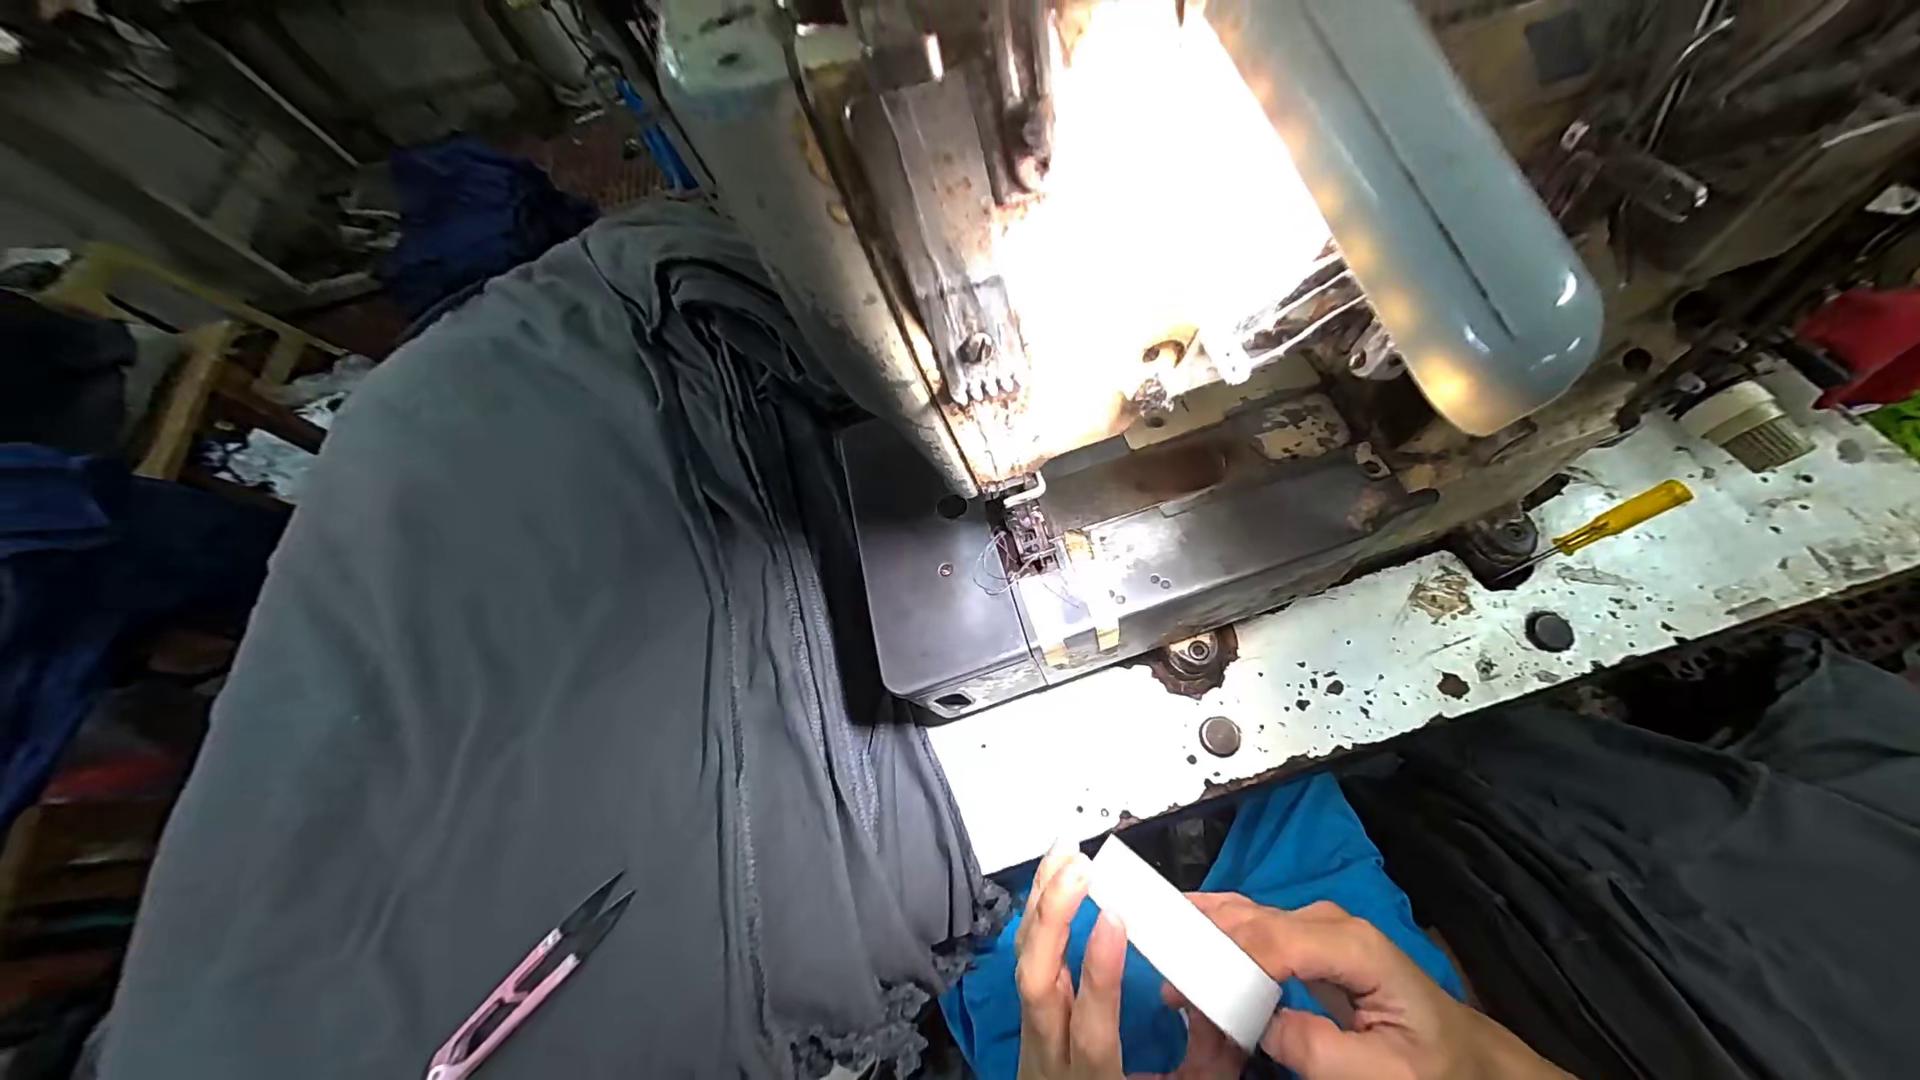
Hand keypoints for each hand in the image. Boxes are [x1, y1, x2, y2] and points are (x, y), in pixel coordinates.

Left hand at [1014, 843, 1248, 1079]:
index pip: (1090, 1028)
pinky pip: (1024, 947)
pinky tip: (1050, 872)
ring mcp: (1031, 1024)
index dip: (1100, 972)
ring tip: (1065, 854)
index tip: (1115, 919)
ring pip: (1023, 957)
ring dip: (1043, 897)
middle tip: (1078, 870)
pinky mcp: (1026, 1003)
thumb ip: (1202, 1063)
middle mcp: (1050, 1049)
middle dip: (1054, 917)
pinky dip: (1038, 903)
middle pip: (1036, 981)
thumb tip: (1231, 1014)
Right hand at [1189, 896, 1574, 1079]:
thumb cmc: (1438, 1068)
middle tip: (1175, 998)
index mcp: (1351, 944)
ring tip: (1175, 977)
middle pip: (1249, 924)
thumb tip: (1257, 1023)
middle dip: (1207, 958)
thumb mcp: (1392, 1077)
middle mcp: (1324, 920)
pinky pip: (1248, 923)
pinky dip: (1215, 931)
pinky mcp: (1300, 934)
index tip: (1195, 996)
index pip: (1272, 938)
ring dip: (1205, 945)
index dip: (1228, 961)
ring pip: (1241, 917)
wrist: (1470, 1059)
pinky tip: (1186, 927)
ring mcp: (1310, 922)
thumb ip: (1321, 1051)